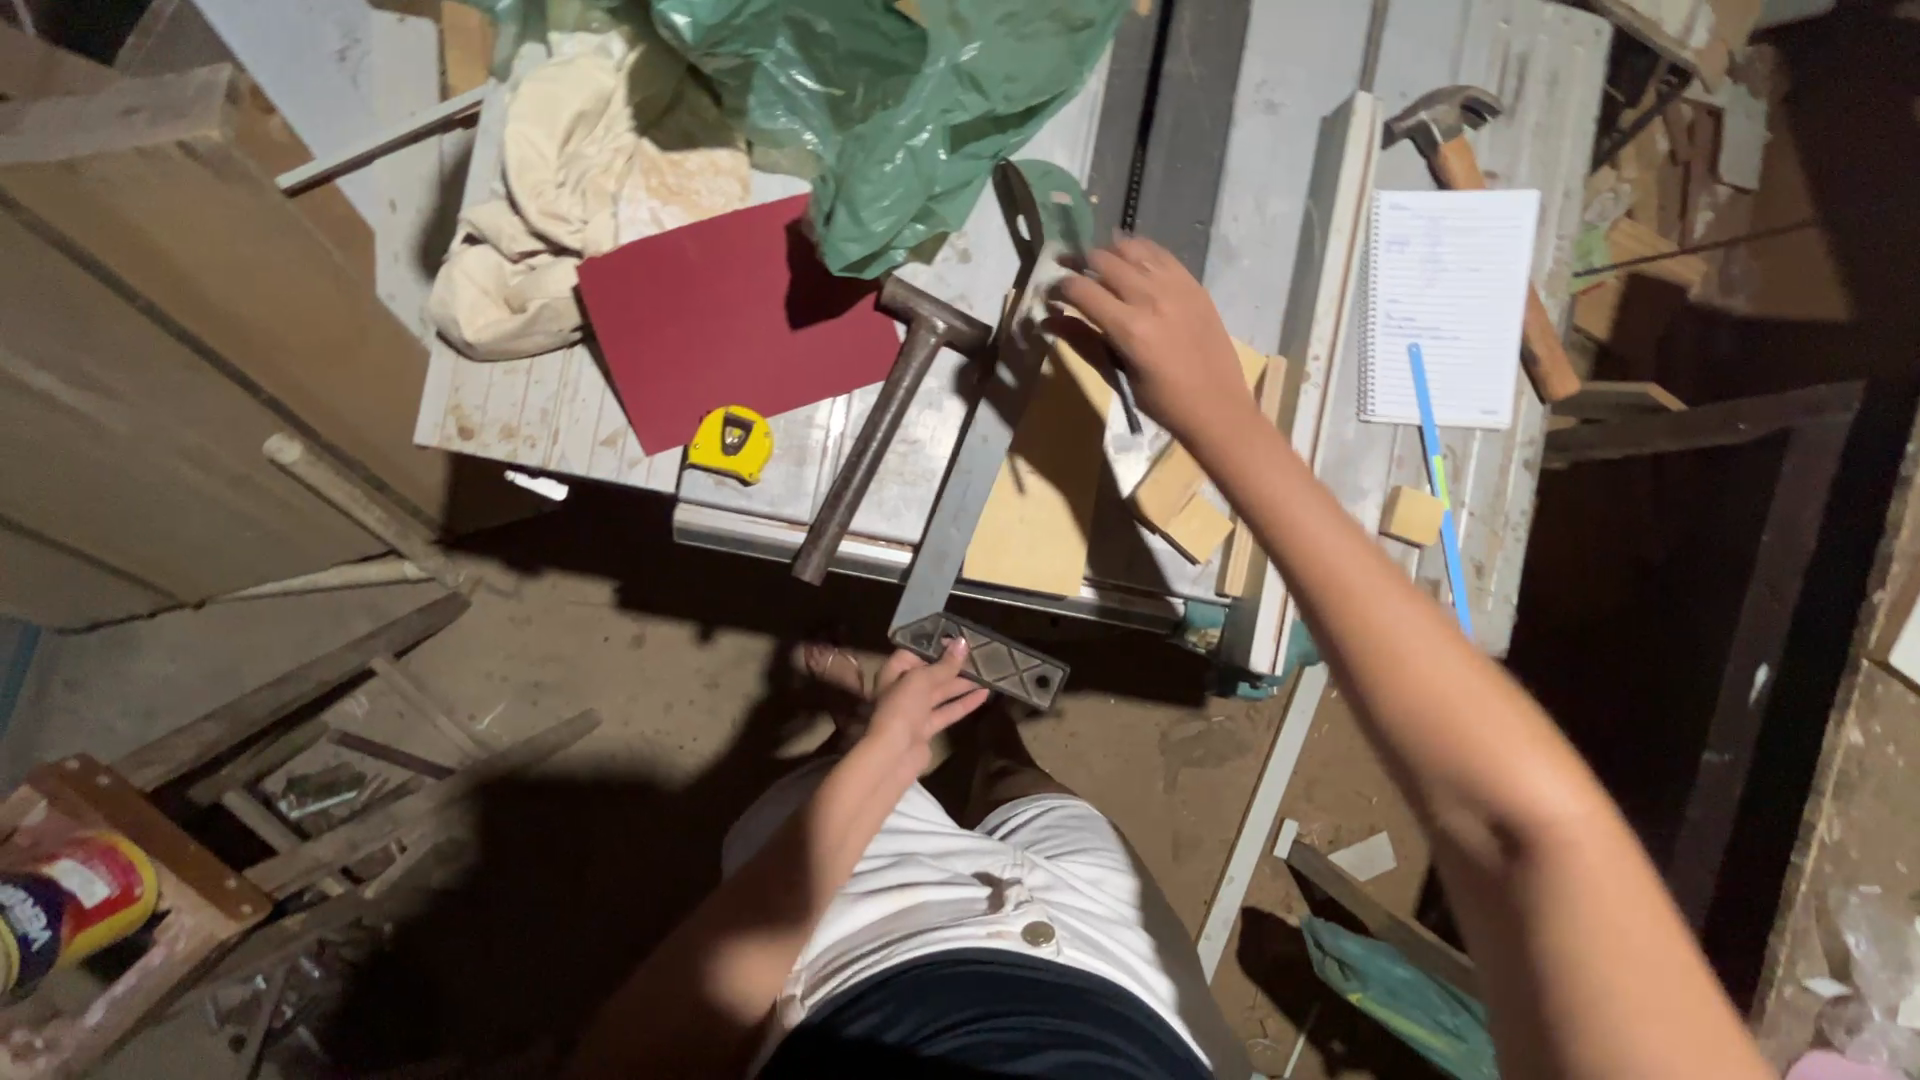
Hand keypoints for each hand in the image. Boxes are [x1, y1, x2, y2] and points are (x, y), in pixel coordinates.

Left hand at [863, 642, 990, 765]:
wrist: (893, 755)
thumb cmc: (902, 708)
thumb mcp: (922, 680)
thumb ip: (944, 664)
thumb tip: (962, 643)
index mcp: (895, 672)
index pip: (916, 652)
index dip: (936, 646)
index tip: (960, 641)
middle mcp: (903, 688)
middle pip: (931, 672)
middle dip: (954, 665)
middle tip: (979, 657)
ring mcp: (915, 710)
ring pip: (942, 692)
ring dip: (963, 684)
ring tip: (987, 674)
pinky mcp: (927, 728)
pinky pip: (947, 711)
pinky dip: (964, 703)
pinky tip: (984, 694)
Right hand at [1053, 235, 1258, 446]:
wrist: (1217, 406)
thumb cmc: (1163, 402)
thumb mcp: (1118, 375)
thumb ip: (1084, 341)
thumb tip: (1048, 320)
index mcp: (1129, 329)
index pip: (1082, 290)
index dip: (1059, 287)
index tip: (1050, 292)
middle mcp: (1151, 298)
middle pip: (1103, 261)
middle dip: (1078, 263)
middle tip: (1067, 270)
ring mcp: (1176, 286)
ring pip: (1131, 248)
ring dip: (1108, 252)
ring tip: (1097, 264)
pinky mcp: (1193, 284)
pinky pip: (1160, 253)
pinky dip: (1139, 251)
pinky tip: (1129, 260)